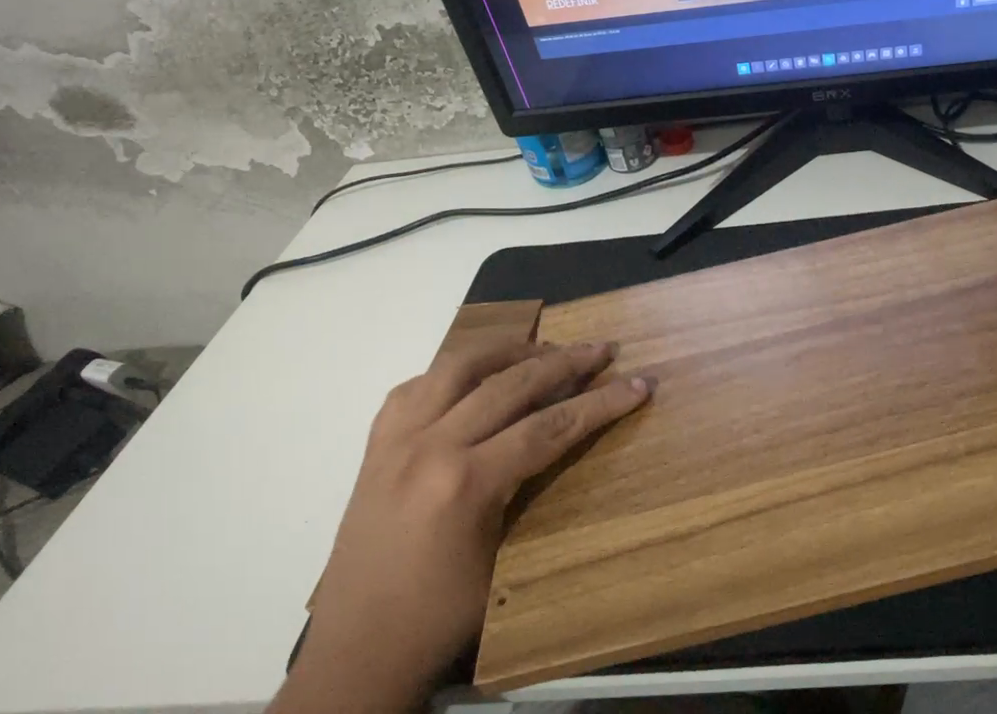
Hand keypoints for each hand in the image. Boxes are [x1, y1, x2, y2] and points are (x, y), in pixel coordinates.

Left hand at [271, 340, 651, 713]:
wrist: (357, 650)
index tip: (639, 383)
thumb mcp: (503, 557)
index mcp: (466, 482)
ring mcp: (397, 440)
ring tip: (543, 346)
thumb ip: (530, 489)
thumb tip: (563, 438)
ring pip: (458, 367)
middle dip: (565, 362)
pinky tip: (474, 375)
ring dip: (508, 350)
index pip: (550, 426)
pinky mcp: (375, 445)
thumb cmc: (441, 617)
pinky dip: (453, 372)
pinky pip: (417, 386)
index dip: (601, 403)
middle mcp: (429, 446)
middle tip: (604, 349)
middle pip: (511, 384)